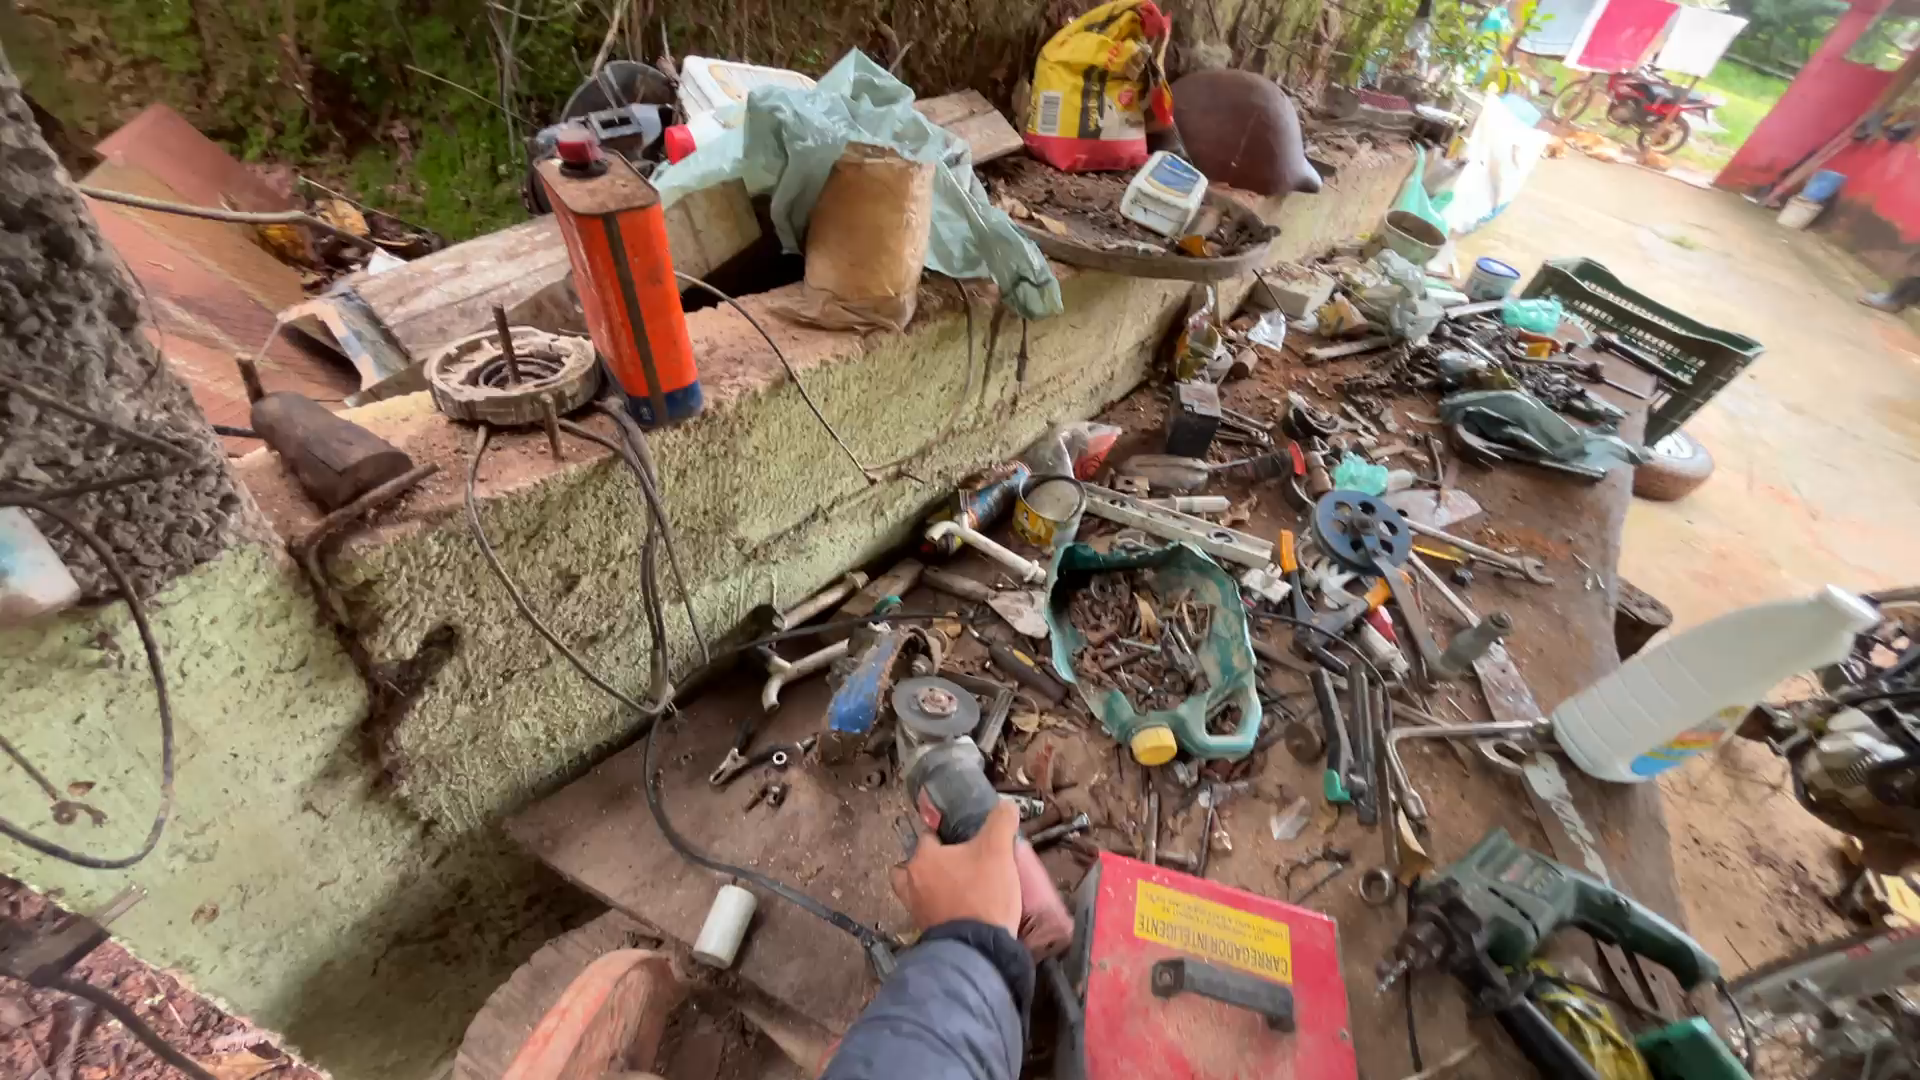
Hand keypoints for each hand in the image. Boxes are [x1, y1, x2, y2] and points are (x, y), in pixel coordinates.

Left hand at [890, 799, 1022, 934]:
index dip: (945, 833)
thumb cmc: (983, 894)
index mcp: (924, 858)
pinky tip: (959, 910)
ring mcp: (916, 910)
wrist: (978, 951)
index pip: (928, 835)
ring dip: (929, 888)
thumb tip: (1007, 805)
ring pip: (915, 891)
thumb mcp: (998, 850)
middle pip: (913, 864)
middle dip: (928, 863)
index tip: (962, 837)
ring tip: (954, 888)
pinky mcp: (926, 933)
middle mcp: (912, 883)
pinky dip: (938, 910)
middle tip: (955, 864)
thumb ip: (1001, 822)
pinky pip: (928, 913)